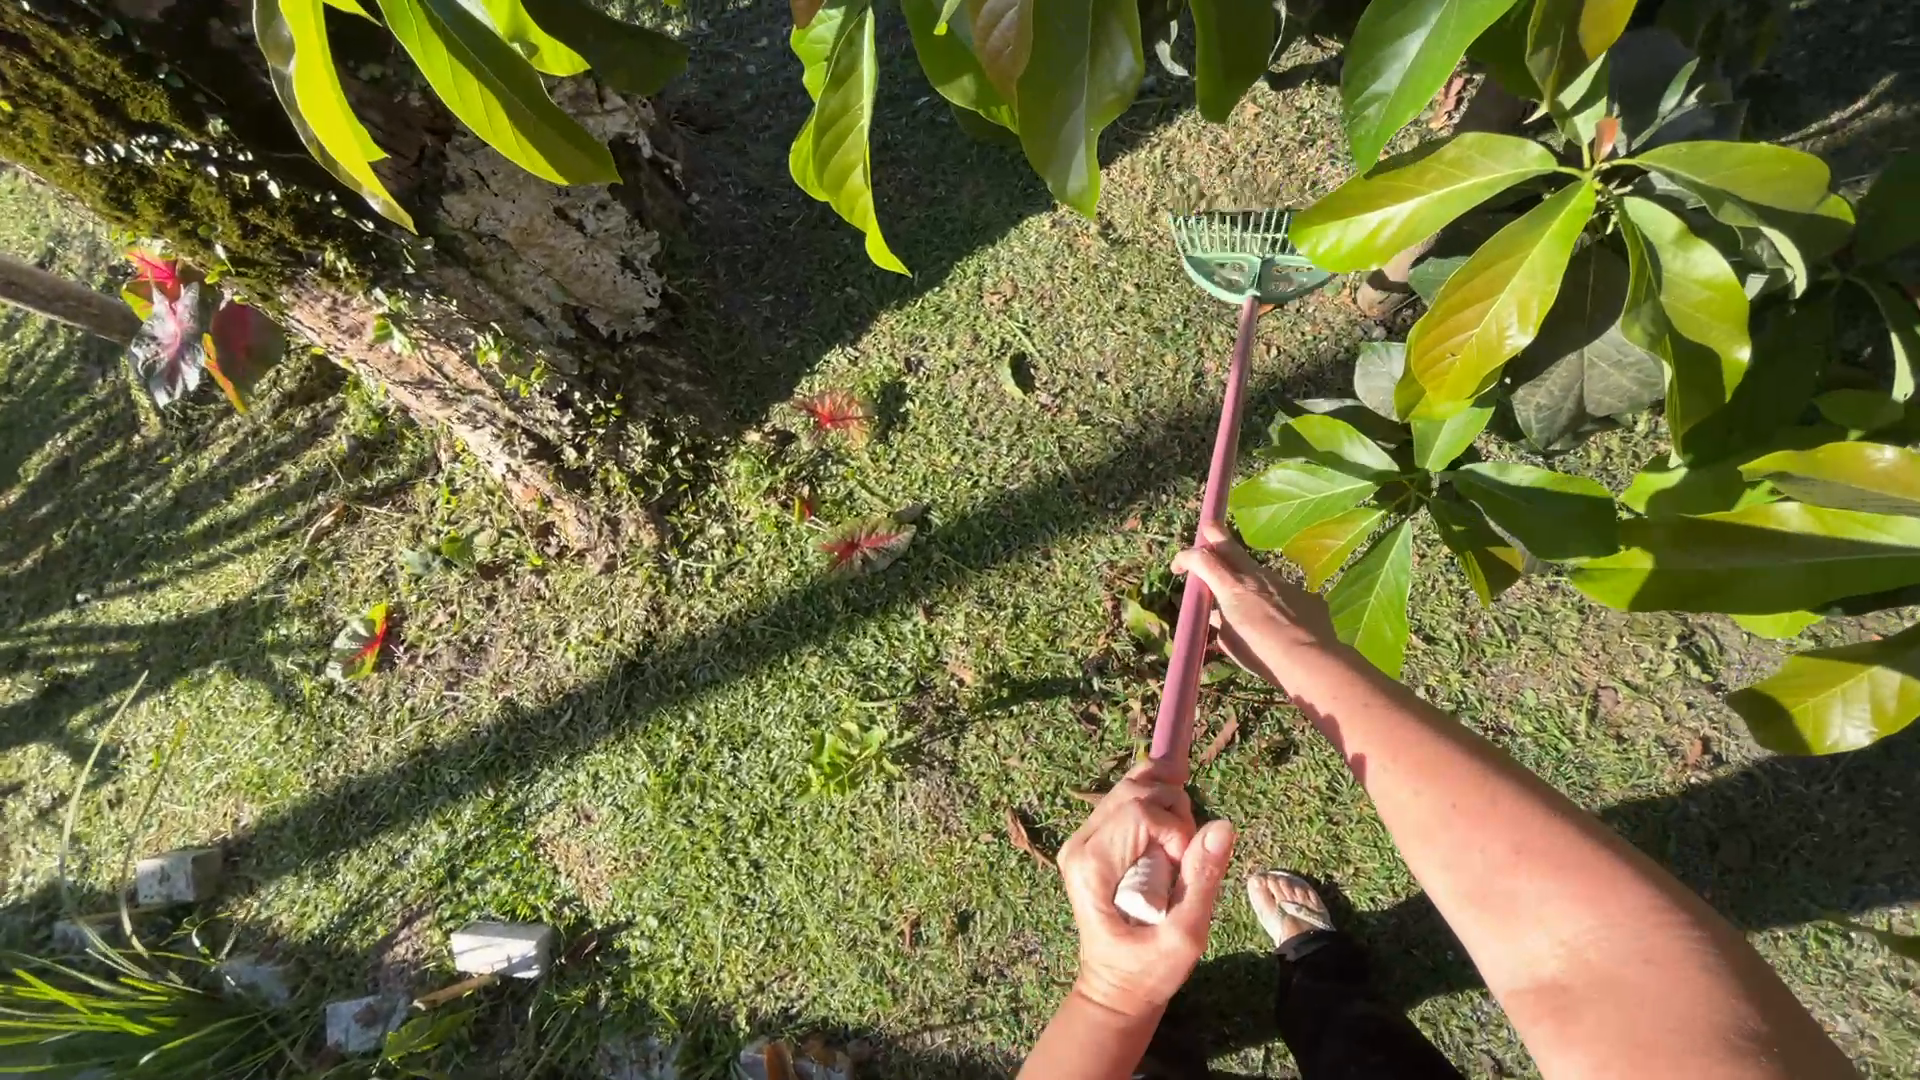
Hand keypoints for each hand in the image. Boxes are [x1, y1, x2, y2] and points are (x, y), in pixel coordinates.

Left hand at [1056, 763, 1236, 1020]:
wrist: (1114, 988)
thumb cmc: (1148, 971)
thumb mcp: (1184, 936)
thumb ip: (1202, 879)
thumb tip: (1222, 825)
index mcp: (1093, 865)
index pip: (1140, 814)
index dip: (1175, 830)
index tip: (1186, 867)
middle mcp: (1080, 843)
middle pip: (1133, 792)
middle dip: (1172, 809)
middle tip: (1188, 851)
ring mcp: (1082, 838)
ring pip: (1127, 788)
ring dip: (1164, 797)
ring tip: (1185, 826)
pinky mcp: (1092, 839)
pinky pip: (1123, 800)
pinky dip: (1152, 792)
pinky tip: (1173, 783)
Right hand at [1172, 522, 1337, 685]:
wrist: (1310, 661)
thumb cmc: (1261, 654)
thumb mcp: (1230, 641)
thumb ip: (1221, 622)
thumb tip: (1218, 616)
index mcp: (1231, 588)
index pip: (1201, 558)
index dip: (1185, 557)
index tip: (1178, 568)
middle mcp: (1256, 578)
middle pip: (1229, 545)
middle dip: (1214, 534)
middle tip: (1207, 529)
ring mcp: (1283, 582)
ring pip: (1257, 571)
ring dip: (1246, 577)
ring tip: (1246, 599)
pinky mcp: (1304, 594)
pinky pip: (1283, 592)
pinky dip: (1274, 601)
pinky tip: (1280, 621)